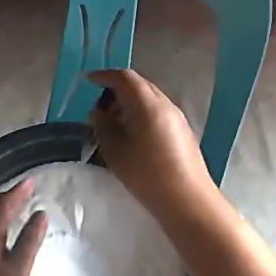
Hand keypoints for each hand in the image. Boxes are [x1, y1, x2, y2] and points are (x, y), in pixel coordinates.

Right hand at [87, 69, 217, 217]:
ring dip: (129, 104)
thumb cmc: (147, 174)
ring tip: (113, 125)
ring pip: (149, 99)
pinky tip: (132, 136)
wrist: (187, 200)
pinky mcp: (183, 131)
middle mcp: (165, 104)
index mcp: (147, 104)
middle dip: (116, 90)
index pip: (124, 77)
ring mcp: (177, 117)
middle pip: (139, 85)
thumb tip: (98, 113)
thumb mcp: (115, 151)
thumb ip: (103, 126)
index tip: (89, 81)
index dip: (104, 76)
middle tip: (99, 109)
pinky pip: (157, 112)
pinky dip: (141, 114)